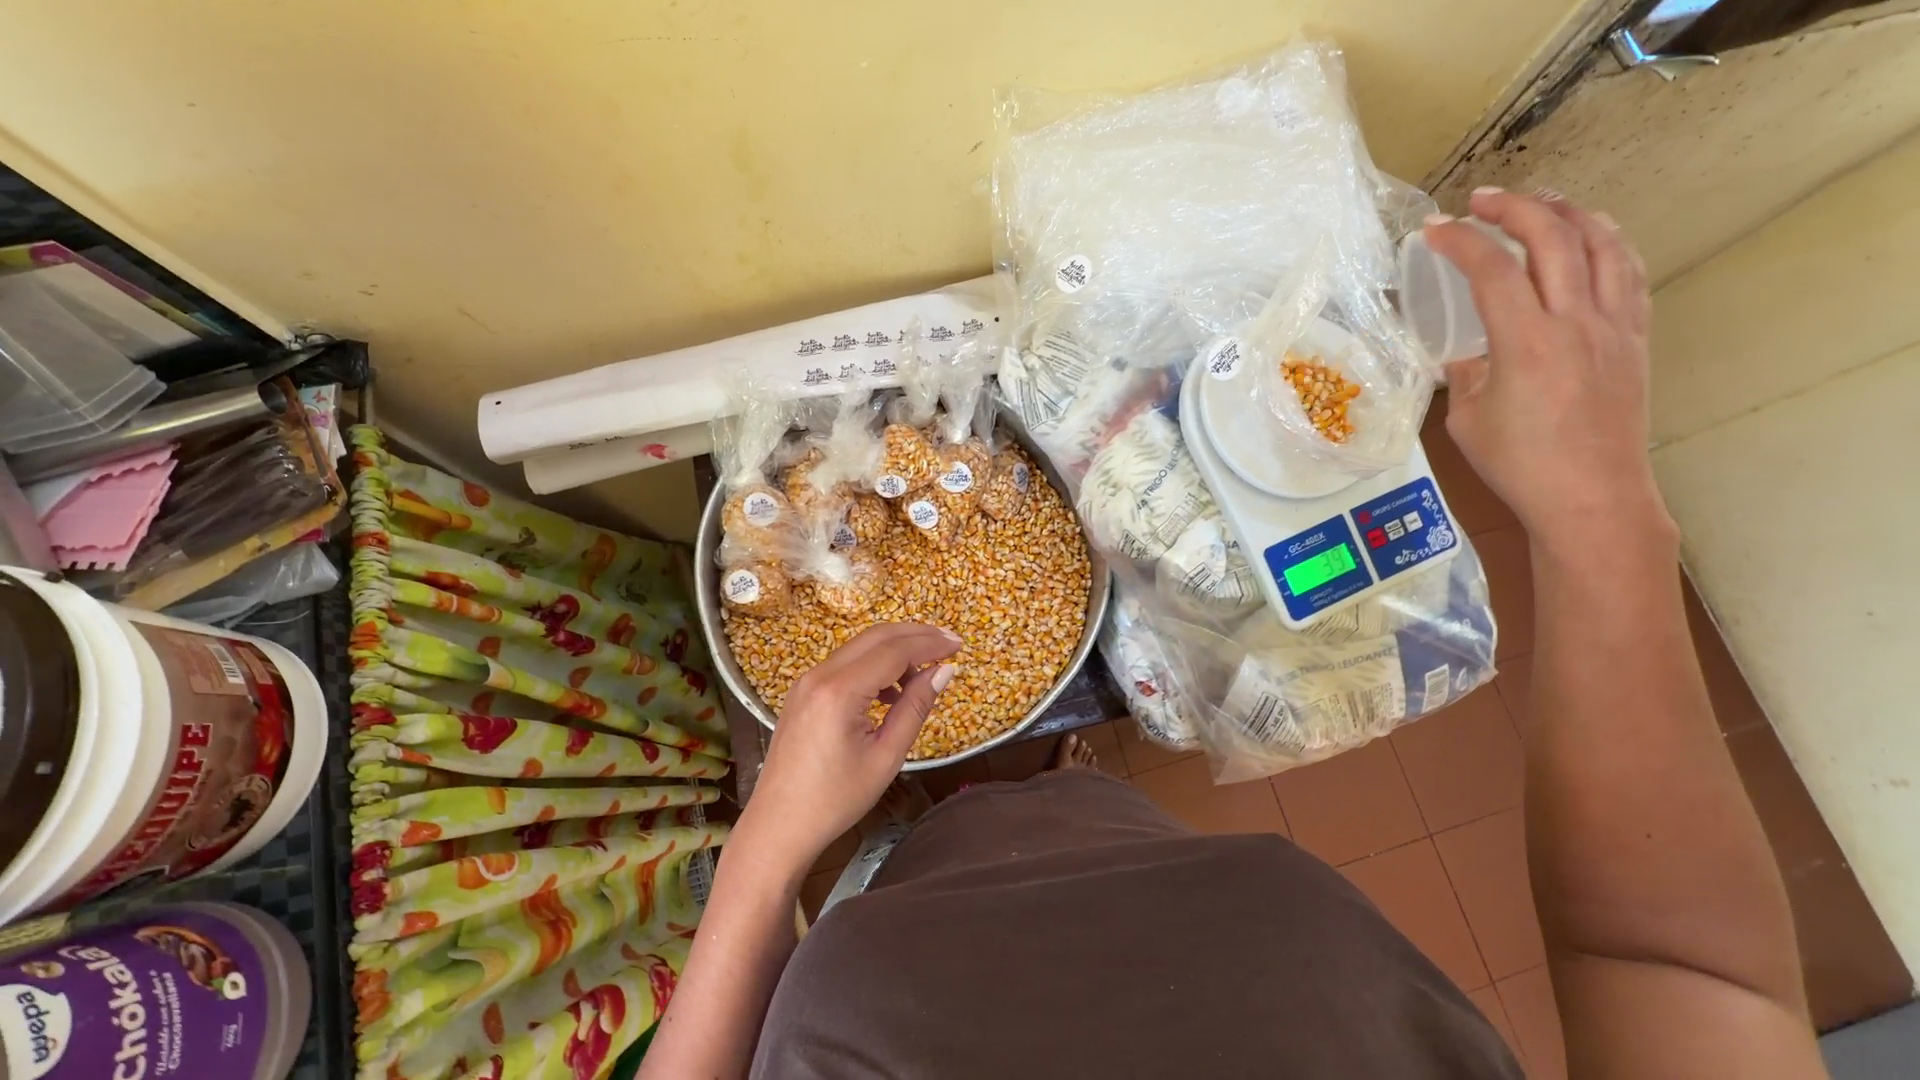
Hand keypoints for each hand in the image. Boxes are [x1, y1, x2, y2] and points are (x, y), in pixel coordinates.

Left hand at [735, 623, 960, 878]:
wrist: (779, 826)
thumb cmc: (835, 800)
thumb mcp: (885, 757)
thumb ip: (915, 708)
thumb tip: (944, 672)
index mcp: (839, 692)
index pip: (894, 651)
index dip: (930, 644)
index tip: (959, 645)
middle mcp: (819, 676)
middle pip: (875, 637)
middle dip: (916, 635)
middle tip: (950, 642)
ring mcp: (806, 681)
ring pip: (859, 648)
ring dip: (895, 650)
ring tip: (926, 671)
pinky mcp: (803, 692)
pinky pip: (845, 665)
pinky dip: (873, 666)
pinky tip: (892, 692)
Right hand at [1423, 189, 1674, 560]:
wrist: (1592, 496)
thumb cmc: (1520, 466)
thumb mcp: (1469, 420)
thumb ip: (1467, 374)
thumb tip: (1468, 352)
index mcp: (1527, 345)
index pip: (1493, 271)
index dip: (1462, 241)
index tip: (1435, 230)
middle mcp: (1577, 323)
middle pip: (1553, 238)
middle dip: (1515, 208)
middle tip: (1482, 201)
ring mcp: (1614, 326)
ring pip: (1602, 243)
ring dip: (1567, 212)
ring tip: (1539, 203)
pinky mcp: (1635, 338)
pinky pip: (1627, 271)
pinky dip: (1605, 242)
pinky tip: (1587, 239)